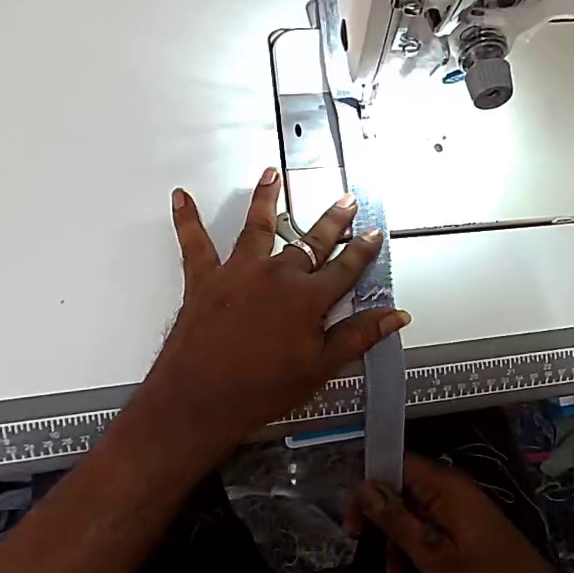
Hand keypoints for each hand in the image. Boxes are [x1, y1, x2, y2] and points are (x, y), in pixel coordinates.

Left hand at [127, 167, 409, 462]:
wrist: (201, 398)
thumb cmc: (257, 389)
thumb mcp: (318, 368)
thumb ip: (357, 336)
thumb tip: (392, 317)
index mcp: (306, 299)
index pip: (344, 267)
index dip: (363, 250)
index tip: (373, 234)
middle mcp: (274, 276)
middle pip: (310, 241)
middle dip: (332, 220)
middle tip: (345, 202)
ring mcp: (238, 272)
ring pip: (257, 225)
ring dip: (266, 197)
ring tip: (271, 174)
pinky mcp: (204, 278)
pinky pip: (194, 242)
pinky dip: (186, 218)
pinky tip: (181, 198)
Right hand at [347, 454, 573, 572]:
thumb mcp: (432, 554)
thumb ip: (395, 519)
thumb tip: (362, 486)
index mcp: (442, 483)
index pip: (393, 463)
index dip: (368, 485)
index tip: (353, 517)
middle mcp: (447, 484)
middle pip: (398, 488)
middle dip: (379, 520)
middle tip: (359, 545)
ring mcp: (454, 502)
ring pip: (409, 511)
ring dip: (396, 544)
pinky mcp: (460, 518)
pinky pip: (426, 523)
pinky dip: (414, 547)